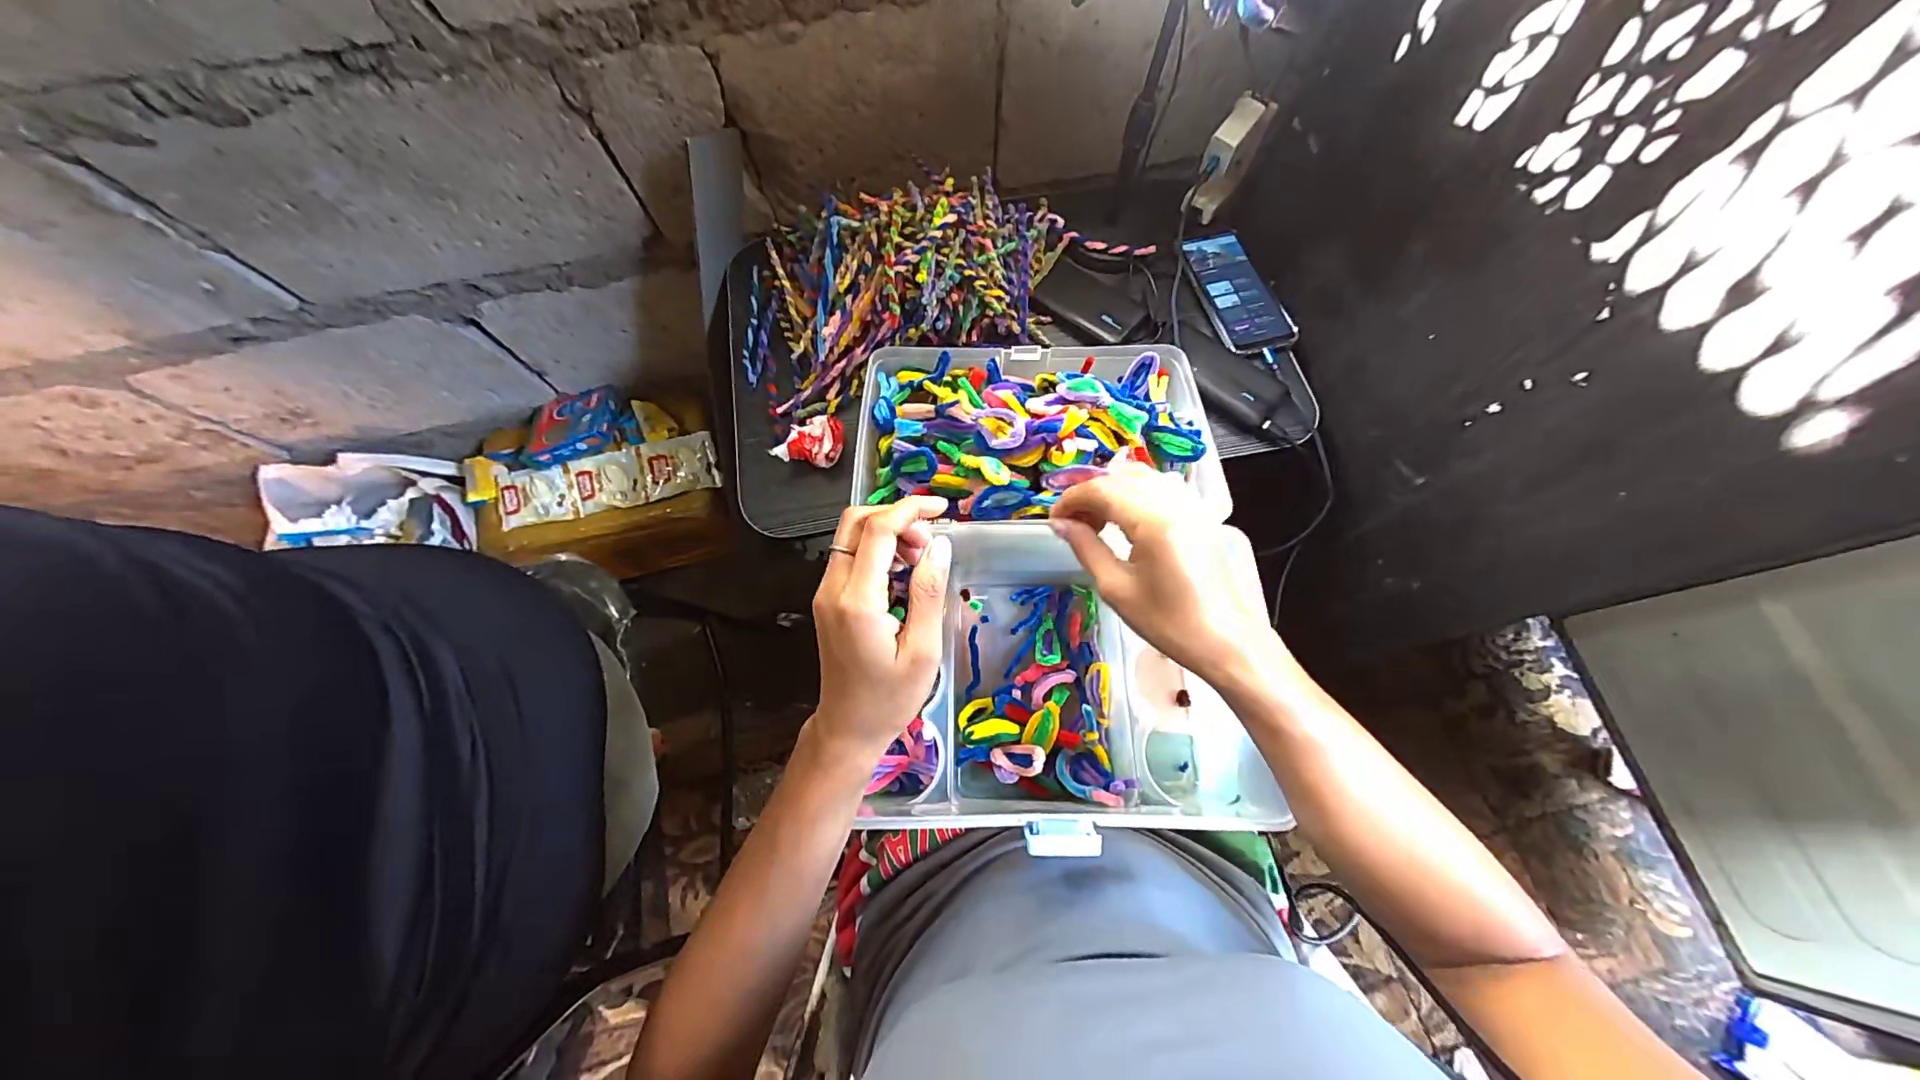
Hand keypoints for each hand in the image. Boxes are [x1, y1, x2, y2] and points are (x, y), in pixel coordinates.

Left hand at [809, 497, 951, 757]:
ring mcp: (825, 593)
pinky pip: (850, 557)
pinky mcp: (828, 600)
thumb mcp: (923, 650)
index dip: (910, 510)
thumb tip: (940, 545)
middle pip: (855, 521)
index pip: (876, 531)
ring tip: (920, 561)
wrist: (848, 727)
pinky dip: (878, 550)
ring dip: (888, 533)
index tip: (942, 509)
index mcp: (857, 602)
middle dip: (896, 517)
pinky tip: (903, 573)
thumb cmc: (889, 699)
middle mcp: (832, 590)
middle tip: (929, 542)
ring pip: (851, 536)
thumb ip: (928, 592)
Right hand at [1049, 464, 1289, 697]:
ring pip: (1141, 478)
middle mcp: (1173, 503)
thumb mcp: (1116, 588)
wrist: (1224, 640)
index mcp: (1152, 520)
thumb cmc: (1168, 622)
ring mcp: (1190, 506)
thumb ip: (1086, 547)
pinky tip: (1123, 520)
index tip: (1054, 518)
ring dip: (1112, 491)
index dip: (1072, 498)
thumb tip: (1061, 523)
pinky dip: (1134, 494)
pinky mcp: (1199, 515)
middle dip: (1089, 493)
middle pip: (1120, 477)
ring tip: (1095, 521)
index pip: (1102, 489)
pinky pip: (1160, 488)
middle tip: (1072, 522)